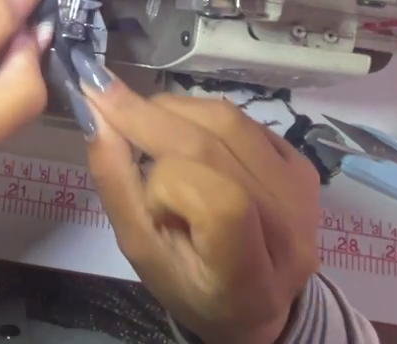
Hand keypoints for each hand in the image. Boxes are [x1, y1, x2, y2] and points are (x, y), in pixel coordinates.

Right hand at [85, 81, 320, 343]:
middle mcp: (289, 230)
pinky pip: (241, 117)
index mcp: (249, 275)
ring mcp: (300, 193)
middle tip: (102, 95)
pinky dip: (199, 112)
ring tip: (143, 121)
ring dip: (172, 108)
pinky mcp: (302, 166)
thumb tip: (95, 113)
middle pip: (213, 149)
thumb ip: (116, 183)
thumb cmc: (191, 285)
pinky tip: (182, 130)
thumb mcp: (141, 251)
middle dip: (148, 117)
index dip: (166, 177)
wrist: (255, 300)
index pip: (218, 204)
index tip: (111, 136)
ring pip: (225, 119)